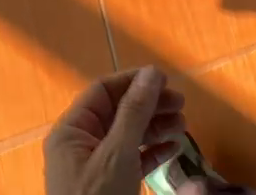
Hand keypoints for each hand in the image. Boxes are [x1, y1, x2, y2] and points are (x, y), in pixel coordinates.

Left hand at [44, 67, 187, 194]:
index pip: (103, 91)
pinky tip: (173, 149)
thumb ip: (134, 112)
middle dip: (150, 105)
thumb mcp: (117, 154)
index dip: (134, 81)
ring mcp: (93, 168)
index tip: (165, 80)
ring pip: (127, 135)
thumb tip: (152, 72)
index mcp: (72, 131)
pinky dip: (152, 152)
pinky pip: (131, 160)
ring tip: (183, 126)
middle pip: (118, 112)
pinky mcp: (107, 188)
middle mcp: (80, 145)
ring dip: (155, 127)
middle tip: (181, 104)